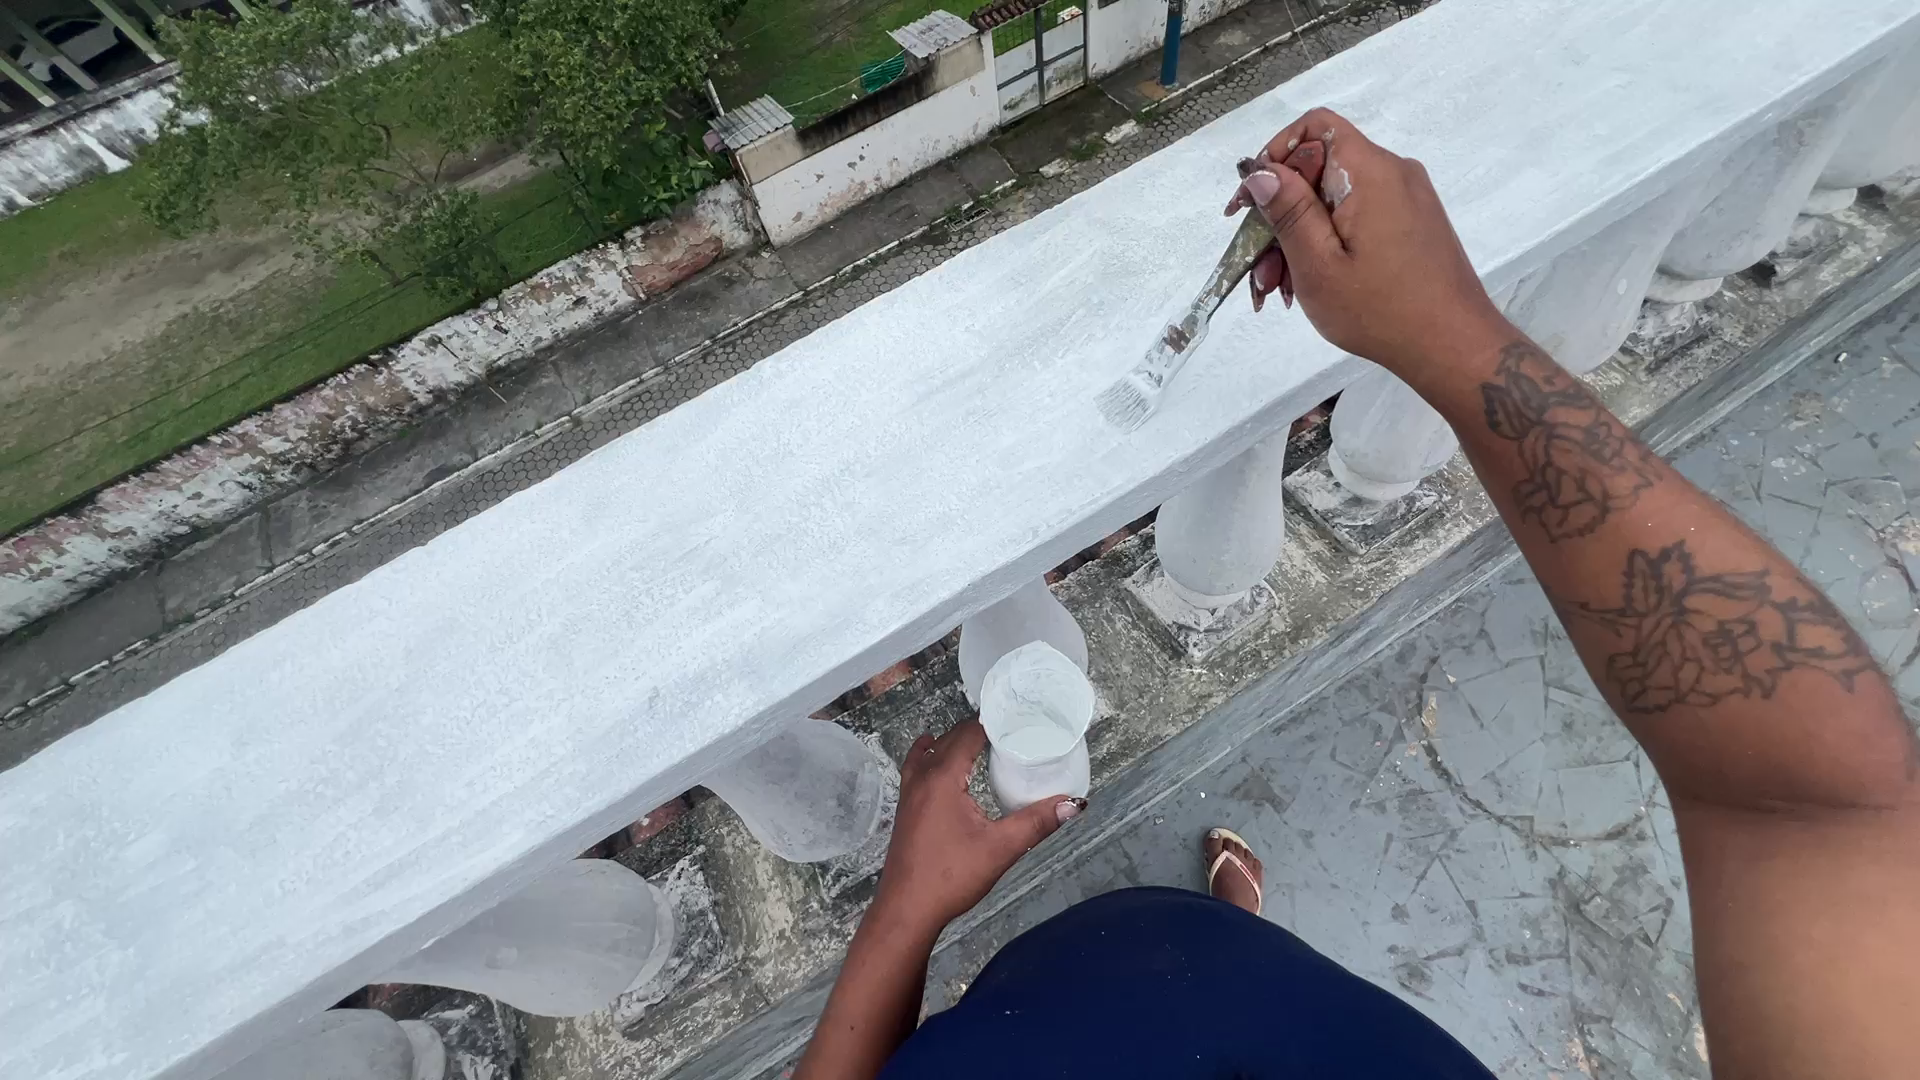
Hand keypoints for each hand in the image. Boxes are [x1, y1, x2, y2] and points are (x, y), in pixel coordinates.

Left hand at [872, 716, 1084, 933]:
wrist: (907, 909)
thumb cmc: (952, 876)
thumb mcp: (1000, 848)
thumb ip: (1036, 822)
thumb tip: (1074, 803)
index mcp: (943, 776)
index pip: (968, 733)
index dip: (992, 723)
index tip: (1017, 721)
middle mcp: (922, 776)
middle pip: (950, 738)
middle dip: (977, 730)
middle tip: (1009, 732)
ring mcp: (909, 790)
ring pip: (930, 750)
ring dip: (953, 741)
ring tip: (980, 743)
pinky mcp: (904, 806)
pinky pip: (916, 765)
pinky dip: (929, 754)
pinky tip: (937, 758)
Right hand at [1226, 107, 1512, 387]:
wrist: (1448, 342)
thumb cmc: (1377, 308)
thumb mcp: (1318, 264)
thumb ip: (1289, 212)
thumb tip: (1260, 171)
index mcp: (1368, 173)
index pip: (1313, 130)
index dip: (1272, 160)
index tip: (1247, 209)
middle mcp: (1390, 172)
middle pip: (1318, 172)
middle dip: (1279, 217)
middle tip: (1261, 273)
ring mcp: (1403, 197)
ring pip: (1332, 201)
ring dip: (1297, 240)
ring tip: (1284, 291)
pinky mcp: (1409, 221)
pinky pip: (1354, 218)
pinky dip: (1325, 245)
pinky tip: (1312, 285)